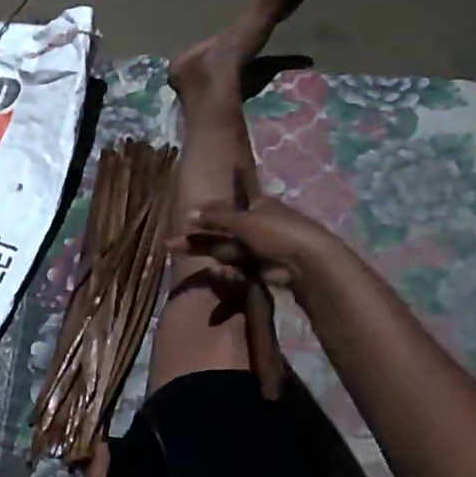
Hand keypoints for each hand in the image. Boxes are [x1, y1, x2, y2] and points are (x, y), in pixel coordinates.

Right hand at [168, 198, 342, 289]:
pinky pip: (236, 267)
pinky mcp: (259, 269)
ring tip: (180, 257)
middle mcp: (257, 225)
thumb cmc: (277, 231)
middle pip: (221, 231)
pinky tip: (214, 272)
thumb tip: (189, 212)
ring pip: (224, 250)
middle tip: (170, 245)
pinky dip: (226, 271)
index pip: (228, 204)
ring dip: (204, 253)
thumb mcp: (243, 219)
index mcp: (258, 206)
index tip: (187, 216)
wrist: (306, 262)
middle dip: (196, 238)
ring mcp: (257, 248)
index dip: (207, 210)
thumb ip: (215, 216)